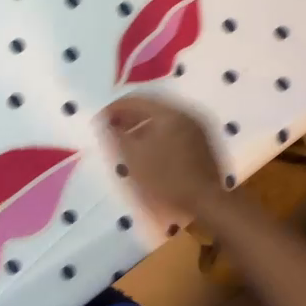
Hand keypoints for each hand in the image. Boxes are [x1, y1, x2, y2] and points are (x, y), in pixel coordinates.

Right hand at [100, 96, 226, 219]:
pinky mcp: (203, 145)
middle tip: (111, 131)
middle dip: (128, 118)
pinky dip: (157, 136)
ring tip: (126, 144)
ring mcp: (198, 129)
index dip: (114, 109)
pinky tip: (148, 153)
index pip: (135, 100)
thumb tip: (103, 121)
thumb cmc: (165, 181)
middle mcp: (186, 115)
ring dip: (142, 128)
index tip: (99, 121)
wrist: (206, 204)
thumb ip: (114, 136)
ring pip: (163, 121)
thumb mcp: (132, 159)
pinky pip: (174, 131)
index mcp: (169, 114)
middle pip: (151, 108)